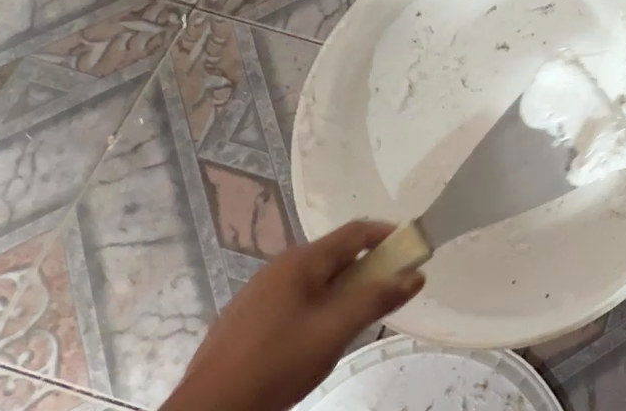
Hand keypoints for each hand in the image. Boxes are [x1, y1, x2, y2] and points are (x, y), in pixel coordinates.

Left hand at [162, 220, 424, 410]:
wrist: (209, 410)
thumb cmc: (277, 362)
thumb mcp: (336, 330)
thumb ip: (377, 299)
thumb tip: (415, 275)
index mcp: (301, 261)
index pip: (355, 232)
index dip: (388, 235)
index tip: (412, 249)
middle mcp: (279, 268)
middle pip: (335, 256)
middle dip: (367, 268)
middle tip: (388, 292)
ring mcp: (258, 293)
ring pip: (314, 280)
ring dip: (342, 290)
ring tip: (354, 320)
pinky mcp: (246, 320)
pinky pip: (294, 300)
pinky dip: (318, 307)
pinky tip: (316, 339)